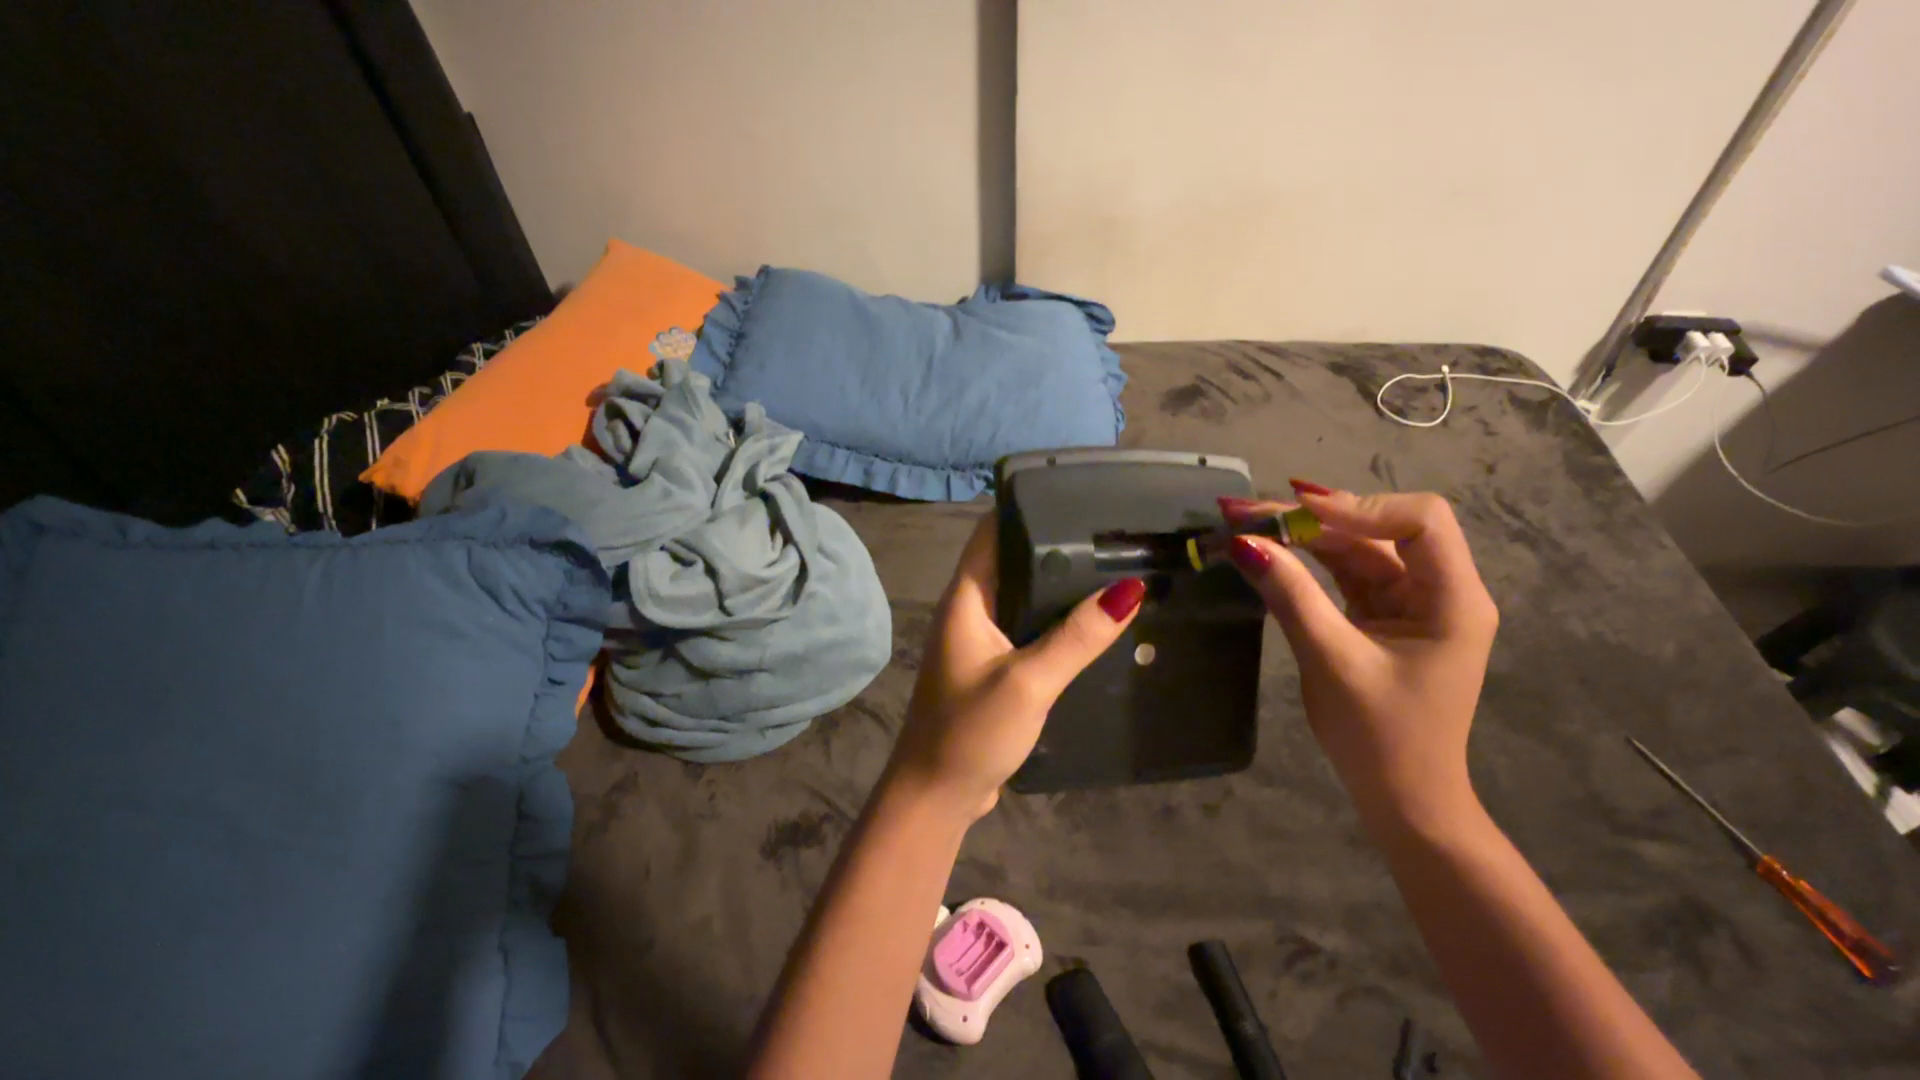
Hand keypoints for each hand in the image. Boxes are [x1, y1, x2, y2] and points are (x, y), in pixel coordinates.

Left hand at [889, 513, 1144, 820]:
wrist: (936, 795)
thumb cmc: (970, 732)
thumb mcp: (1028, 682)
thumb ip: (1077, 637)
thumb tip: (1130, 589)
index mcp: (966, 600)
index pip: (991, 533)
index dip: (1026, 507)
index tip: (1076, 493)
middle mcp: (970, 612)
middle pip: (1012, 562)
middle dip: (1054, 545)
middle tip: (1112, 531)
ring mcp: (981, 642)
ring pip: (1023, 599)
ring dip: (1058, 586)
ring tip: (1115, 567)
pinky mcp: (994, 670)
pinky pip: (1028, 631)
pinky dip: (1056, 622)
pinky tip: (1094, 625)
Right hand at [1221, 483, 1497, 825]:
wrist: (1402, 798)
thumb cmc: (1379, 736)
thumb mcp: (1331, 660)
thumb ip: (1290, 595)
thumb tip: (1242, 542)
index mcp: (1453, 599)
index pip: (1421, 520)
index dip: (1358, 506)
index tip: (1295, 510)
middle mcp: (1440, 590)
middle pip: (1380, 529)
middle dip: (1314, 518)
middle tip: (1244, 513)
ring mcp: (1412, 604)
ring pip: (1358, 548)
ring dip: (1305, 536)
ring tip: (1245, 526)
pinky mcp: (1385, 617)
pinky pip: (1347, 575)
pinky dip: (1310, 562)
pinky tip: (1270, 551)